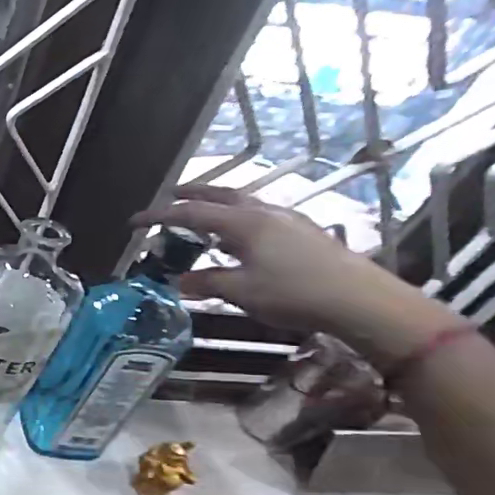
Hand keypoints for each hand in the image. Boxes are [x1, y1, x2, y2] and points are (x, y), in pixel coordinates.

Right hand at [131, 186, 465, 366]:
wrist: (361, 300)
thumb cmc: (294, 293)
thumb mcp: (240, 291)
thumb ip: (206, 282)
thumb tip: (179, 281)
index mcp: (244, 223)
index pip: (191, 213)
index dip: (159, 216)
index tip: (134, 222)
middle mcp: (266, 214)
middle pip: (222, 196)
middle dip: (193, 194)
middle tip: (171, 196)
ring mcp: (288, 221)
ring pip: (243, 205)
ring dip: (217, 207)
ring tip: (201, 218)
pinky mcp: (302, 234)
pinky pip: (259, 218)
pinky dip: (236, 220)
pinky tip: (236, 239)